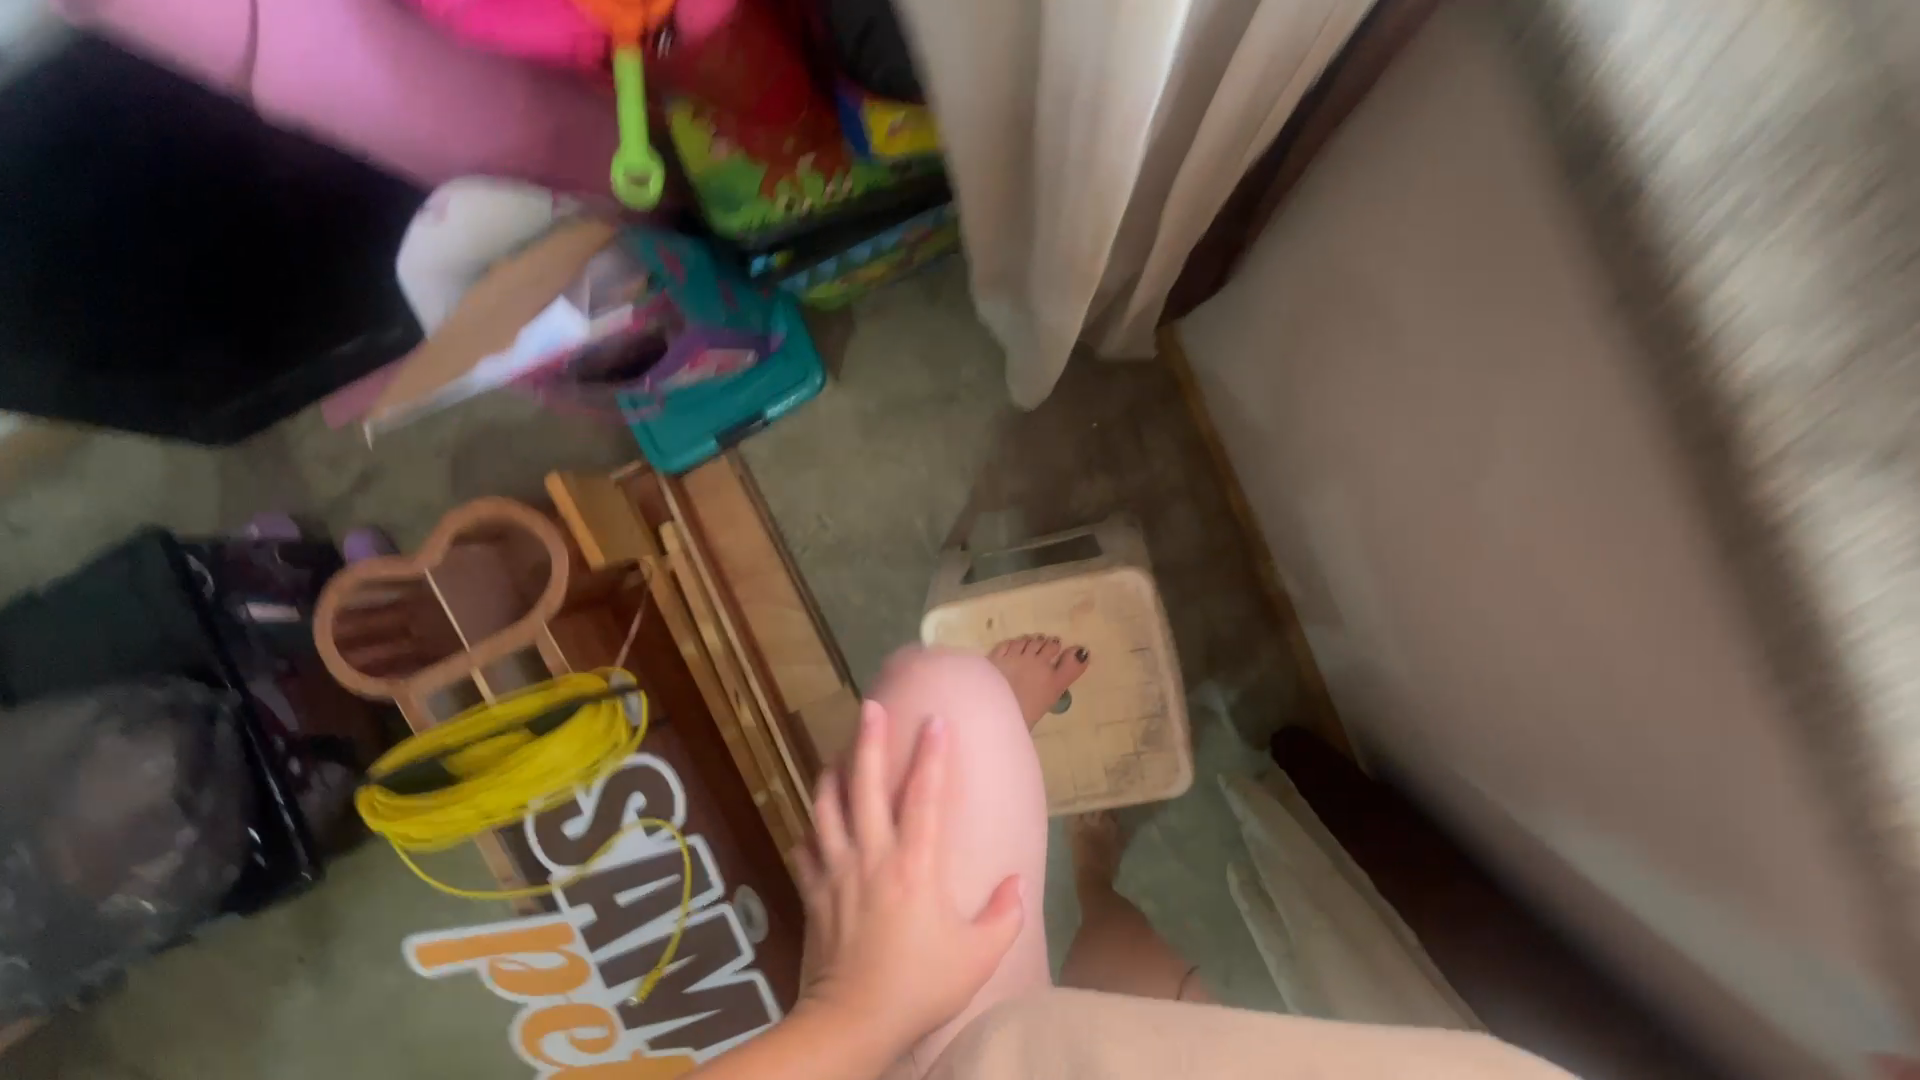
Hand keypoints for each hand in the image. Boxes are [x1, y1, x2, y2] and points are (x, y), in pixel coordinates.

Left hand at [790, 701, 1024, 1057]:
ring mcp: (837, 872)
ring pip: (827, 809)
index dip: (933, 754)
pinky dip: (806, 834)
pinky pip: (804, 852)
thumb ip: (1003, 915)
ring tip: (835, 754)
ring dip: (830, 777)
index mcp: (915, 865)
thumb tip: (1016, 882)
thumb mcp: (978, 956)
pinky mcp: (813, 894)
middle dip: (868, 740)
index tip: (936, 718)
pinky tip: (809, 826)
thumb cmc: (919, 986)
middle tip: (869, 706)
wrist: (852, 1023)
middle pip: (866, 786)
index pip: (925, 795)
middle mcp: (872, 856)